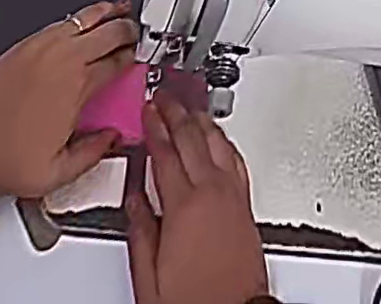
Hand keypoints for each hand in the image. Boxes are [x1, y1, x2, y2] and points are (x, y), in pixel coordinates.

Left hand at [0, 1, 138, 222]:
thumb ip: (93, 153)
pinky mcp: (25, 44)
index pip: (117, 60)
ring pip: (86, 17)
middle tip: (136, 31)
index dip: (133, 56)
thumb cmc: (4, 160)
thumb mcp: (59, 173)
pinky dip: (80, 17)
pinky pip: (62, 21)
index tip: (138, 57)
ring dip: (107, 13)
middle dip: (128, 29)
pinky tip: (83, 20)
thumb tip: (111, 138)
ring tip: (119, 9)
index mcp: (78, 86)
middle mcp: (63, 60)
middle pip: (109, 31)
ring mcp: (43, 47)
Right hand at [125, 96, 268, 303]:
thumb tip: (135, 199)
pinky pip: (234, 158)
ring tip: (188, 106)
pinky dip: (223, 140)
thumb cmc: (195, 303)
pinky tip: (217, 135)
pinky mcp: (246, 202)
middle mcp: (211, 192)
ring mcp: (232, 194)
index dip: (154, 126)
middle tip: (164, 97)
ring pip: (216, 141)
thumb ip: (141, 231)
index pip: (165, 151)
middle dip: (175, 112)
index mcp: (184, 205)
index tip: (147, 110)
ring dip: (200, 119)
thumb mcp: (150, 278)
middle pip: (191, 136)